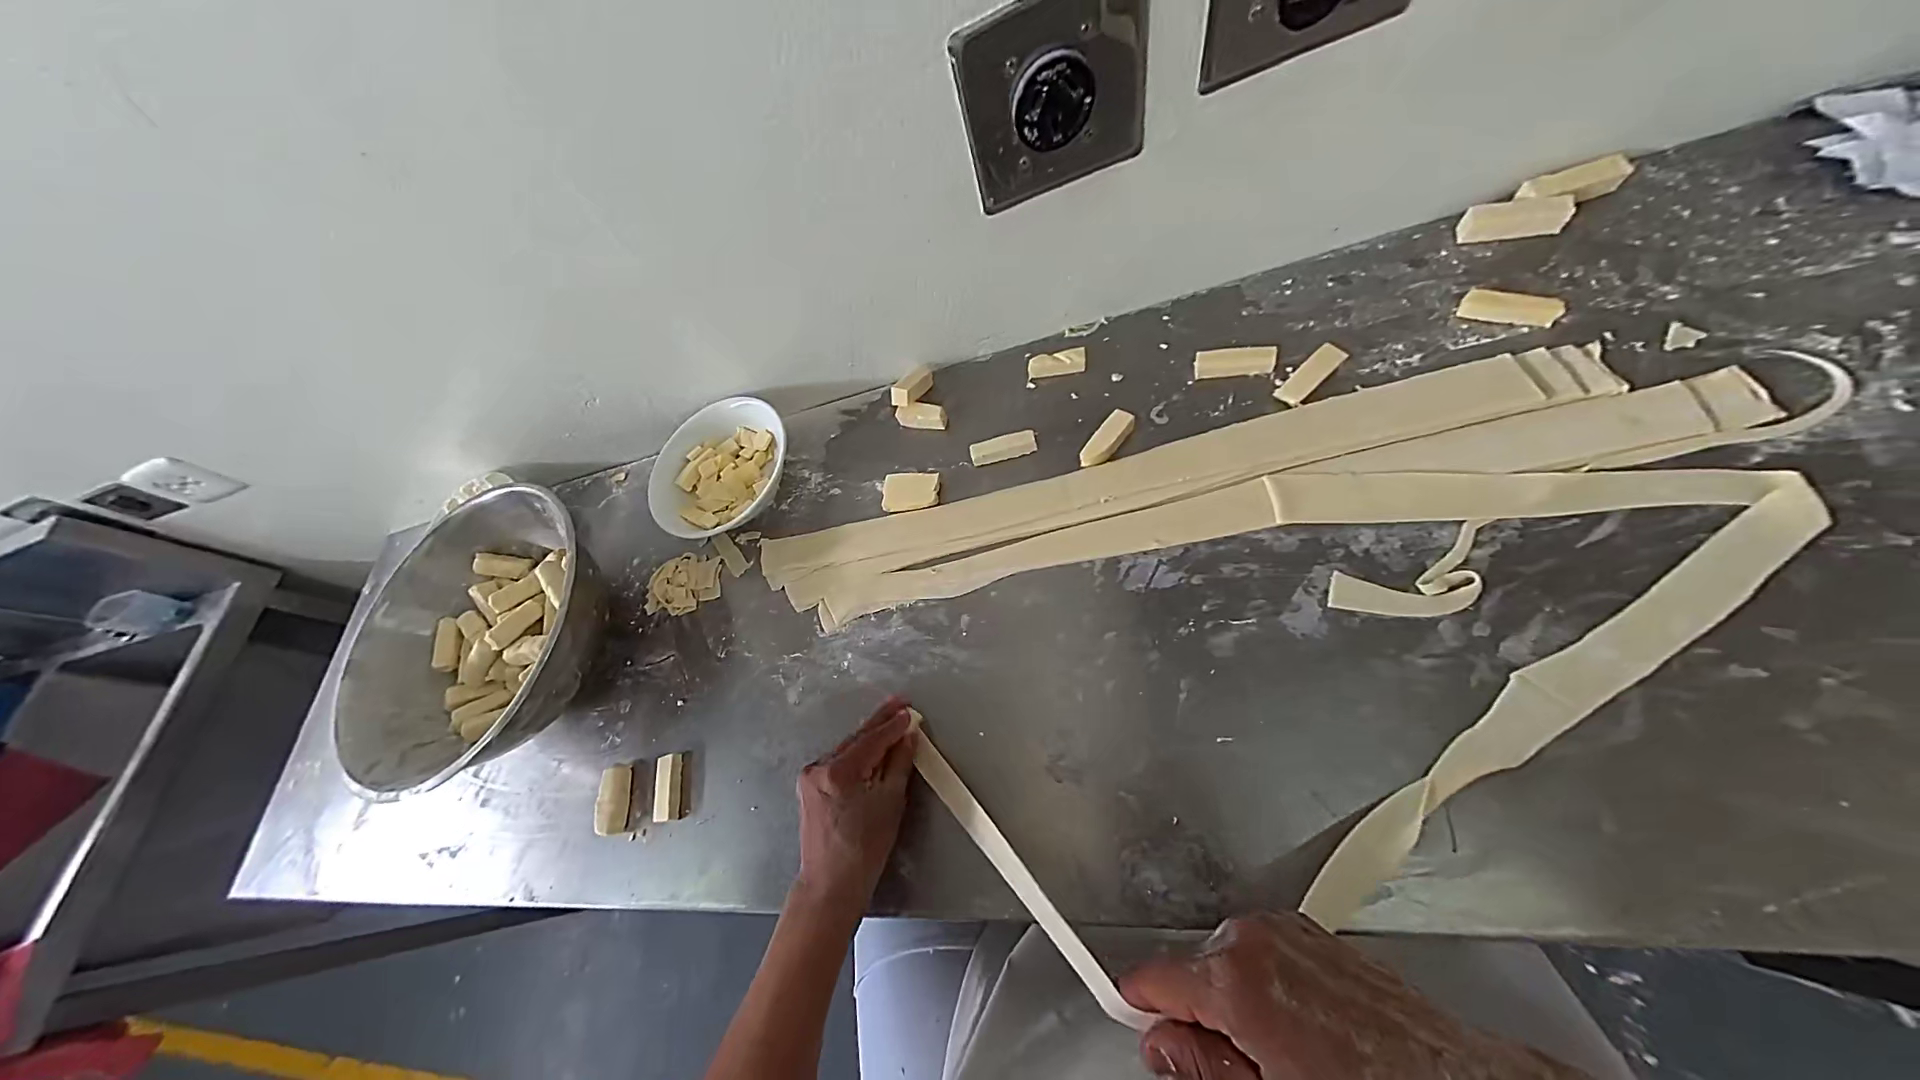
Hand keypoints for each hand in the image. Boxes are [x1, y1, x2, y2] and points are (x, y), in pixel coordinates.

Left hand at [793, 697, 916, 911]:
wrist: (831, 884)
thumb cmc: (864, 850)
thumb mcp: (891, 803)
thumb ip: (900, 764)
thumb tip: (907, 739)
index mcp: (838, 772)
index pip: (872, 739)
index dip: (893, 725)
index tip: (909, 712)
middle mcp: (819, 768)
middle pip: (857, 739)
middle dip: (880, 723)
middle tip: (900, 705)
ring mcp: (810, 777)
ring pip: (847, 749)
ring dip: (869, 738)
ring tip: (890, 723)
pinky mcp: (809, 787)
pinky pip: (838, 761)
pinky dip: (856, 754)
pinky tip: (871, 748)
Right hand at [1120, 912, 1589, 1079]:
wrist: (1457, 1079)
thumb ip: (1202, 1067)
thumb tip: (1165, 1049)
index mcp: (1233, 979)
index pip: (1150, 976)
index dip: (1138, 1004)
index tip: (1135, 1017)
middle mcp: (1254, 939)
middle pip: (1190, 967)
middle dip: (1197, 1007)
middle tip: (1234, 1060)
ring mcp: (1283, 928)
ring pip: (1225, 957)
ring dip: (1233, 993)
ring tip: (1278, 1045)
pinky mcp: (1309, 929)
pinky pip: (1261, 949)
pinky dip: (1264, 977)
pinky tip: (1298, 1021)